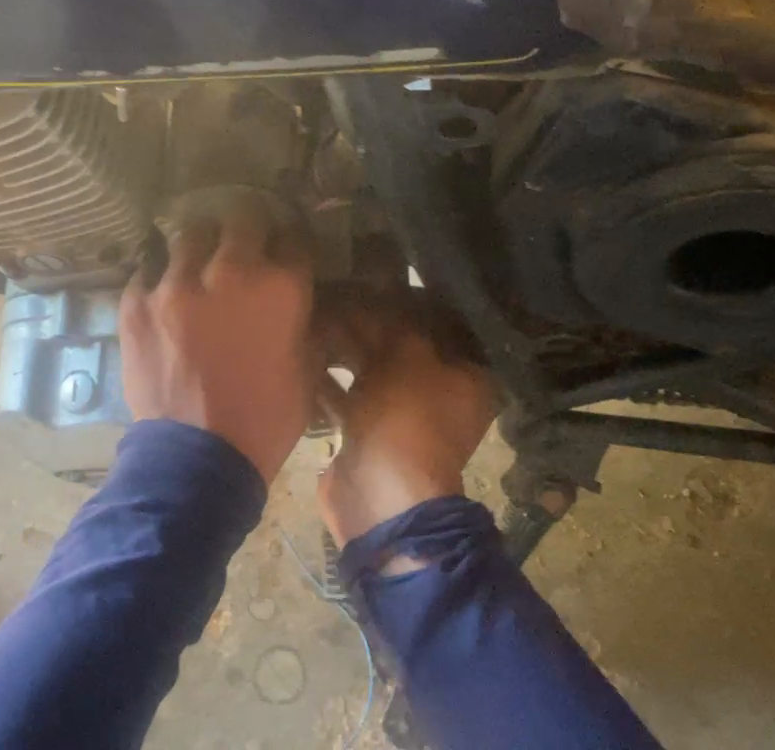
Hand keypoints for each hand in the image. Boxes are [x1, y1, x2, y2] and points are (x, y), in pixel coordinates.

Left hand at [120, 189, 316, 483]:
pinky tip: (164, 293)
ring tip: (198, 260)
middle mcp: (228, 270)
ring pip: (188, 235)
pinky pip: (147, 271)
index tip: (285, 251)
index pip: (292, 239)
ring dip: (199, 245)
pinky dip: (159, 278)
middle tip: (243, 244)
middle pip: (241, 220)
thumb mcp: (308, 371)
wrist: (196, 460)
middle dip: (247, 228)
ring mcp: (175, 283)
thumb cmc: (265, 420)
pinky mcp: (136, 302)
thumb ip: (308, 324)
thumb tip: (303, 303)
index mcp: (280, 287)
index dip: (290, 244)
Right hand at [318, 296, 498, 545]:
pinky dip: (330, 378)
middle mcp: (440, 395)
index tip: (381, 278)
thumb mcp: (407, 354)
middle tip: (341, 290)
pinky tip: (306, 351)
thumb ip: (392, 322)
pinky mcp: (368, 434)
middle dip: (372, 322)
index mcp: (468, 377)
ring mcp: (402, 417)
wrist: (380, 496)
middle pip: (404, 346)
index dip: (413, 300)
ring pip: (373, 370)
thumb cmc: (407, 416)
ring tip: (318, 314)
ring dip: (346, 347)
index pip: (444, 325)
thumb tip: (373, 297)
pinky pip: (349, 396)